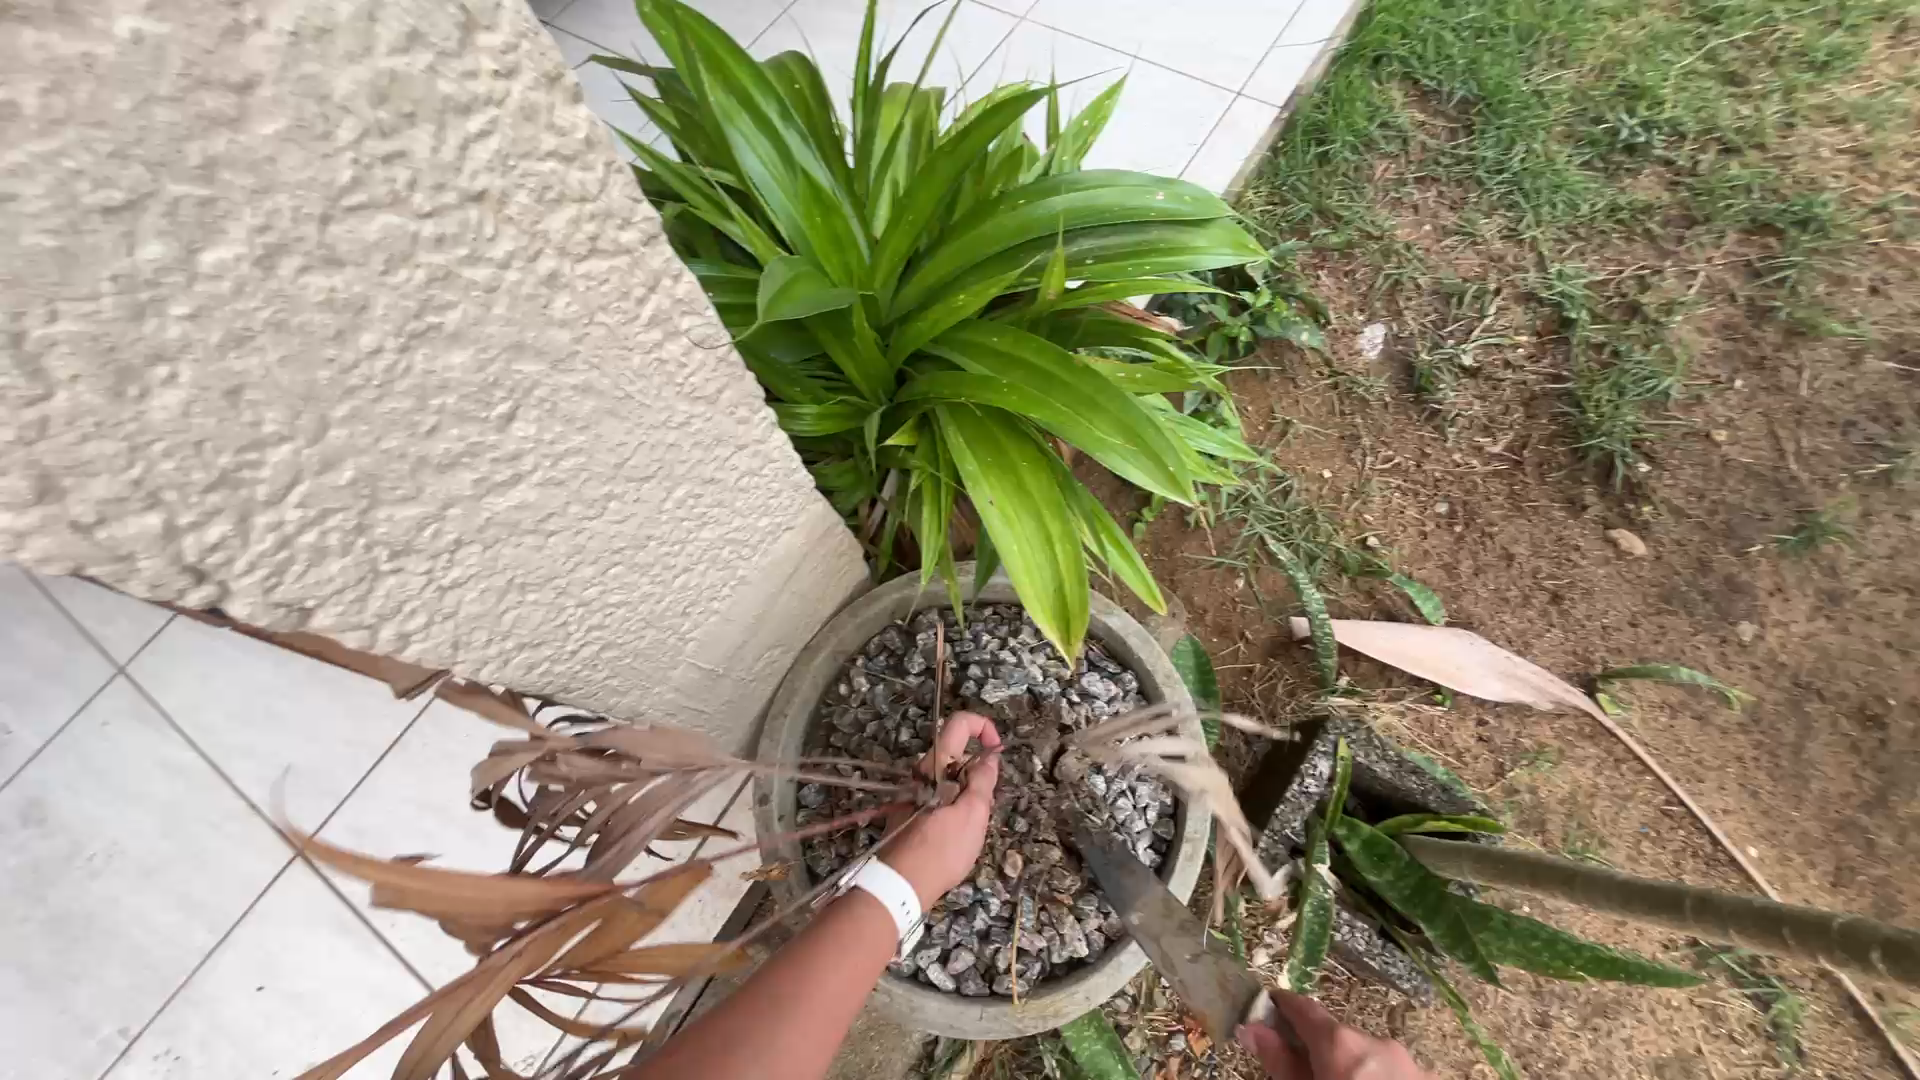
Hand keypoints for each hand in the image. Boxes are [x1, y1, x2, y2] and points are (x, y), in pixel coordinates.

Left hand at [881, 711, 1000, 906]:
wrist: (899, 885)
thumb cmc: (941, 848)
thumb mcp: (974, 814)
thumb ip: (983, 781)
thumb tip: (990, 757)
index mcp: (935, 764)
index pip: (959, 723)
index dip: (983, 727)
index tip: (996, 752)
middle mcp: (920, 771)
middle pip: (955, 753)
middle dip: (977, 771)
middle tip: (984, 804)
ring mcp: (911, 792)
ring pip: (948, 778)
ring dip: (966, 793)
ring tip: (970, 827)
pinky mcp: (909, 811)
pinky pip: (937, 796)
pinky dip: (952, 806)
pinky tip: (955, 836)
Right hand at [1236, 990, 1430, 1079]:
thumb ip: (1280, 1062)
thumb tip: (1251, 1028)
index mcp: (1340, 1041)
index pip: (1302, 1006)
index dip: (1282, 1007)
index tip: (1267, 1012)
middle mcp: (1376, 1042)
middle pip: (1337, 1036)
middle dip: (1319, 1051)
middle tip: (1305, 1075)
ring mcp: (1412, 1066)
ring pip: (1368, 1058)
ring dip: (1352, 1071)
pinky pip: (1395, 1075)